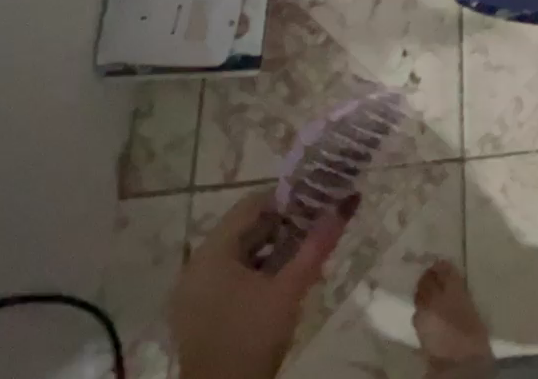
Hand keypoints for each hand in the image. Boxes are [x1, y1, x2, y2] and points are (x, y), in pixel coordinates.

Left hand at [167, 191, 358, 378]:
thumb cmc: (253, 338)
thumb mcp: (290, 289)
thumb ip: (316, 245)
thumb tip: (344, 205)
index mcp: (212, 254)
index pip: (251, 205)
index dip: (286, 199)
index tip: (318, 202)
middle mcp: (196, 266)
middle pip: (244, 229)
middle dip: (284, 225)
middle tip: (319, 227)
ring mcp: (194, 293)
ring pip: (239, 254)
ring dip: (273, 249)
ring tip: (307, 254)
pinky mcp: (198, 313)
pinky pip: (230, 277)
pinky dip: (258, 271)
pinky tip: (283, 283)